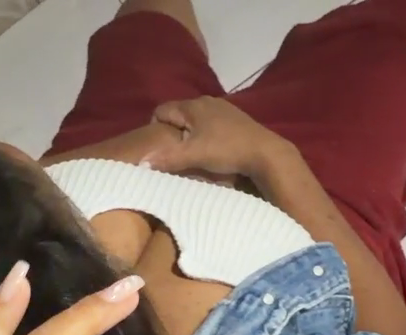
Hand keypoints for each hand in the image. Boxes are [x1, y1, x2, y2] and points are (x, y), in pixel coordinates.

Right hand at [142, 97, 290, 179]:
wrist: (264, 152)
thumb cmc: (226, 150)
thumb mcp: (194, 155)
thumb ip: (168, 159)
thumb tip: (142, 163)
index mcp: (192, 106)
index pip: (161, 110)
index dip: (155, 128)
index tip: (159, 148)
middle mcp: (206, 101)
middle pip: (178, 115)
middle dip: (172, 134)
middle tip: (174, 156)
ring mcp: (222, 108)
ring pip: (194, 121)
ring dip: (189, 137)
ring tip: (192, 156)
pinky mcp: (233, 119)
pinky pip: (209, 125)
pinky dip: (204, 137)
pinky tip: (212, 151)